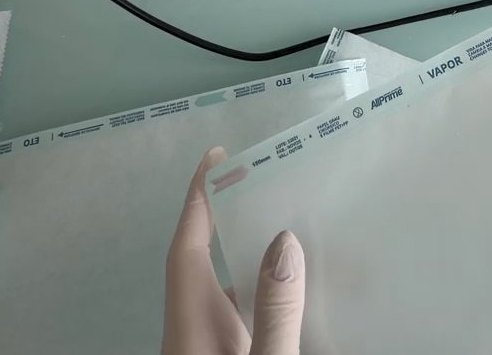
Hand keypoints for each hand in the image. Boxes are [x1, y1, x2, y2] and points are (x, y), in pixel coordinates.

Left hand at [164, 146, 305, 354]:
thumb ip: (277, 313)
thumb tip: (283, 242)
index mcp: (192, 330)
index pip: (187, 251)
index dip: (199, 200)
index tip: (215, 157)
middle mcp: (192, 337)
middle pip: (205, 268)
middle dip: (234, 222)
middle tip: (273, 184)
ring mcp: (207, 351)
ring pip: (228, 297)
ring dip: (259, 265)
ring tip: (304, 236)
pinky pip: (243, 320)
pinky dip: (268, 299)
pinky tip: (302, 301)